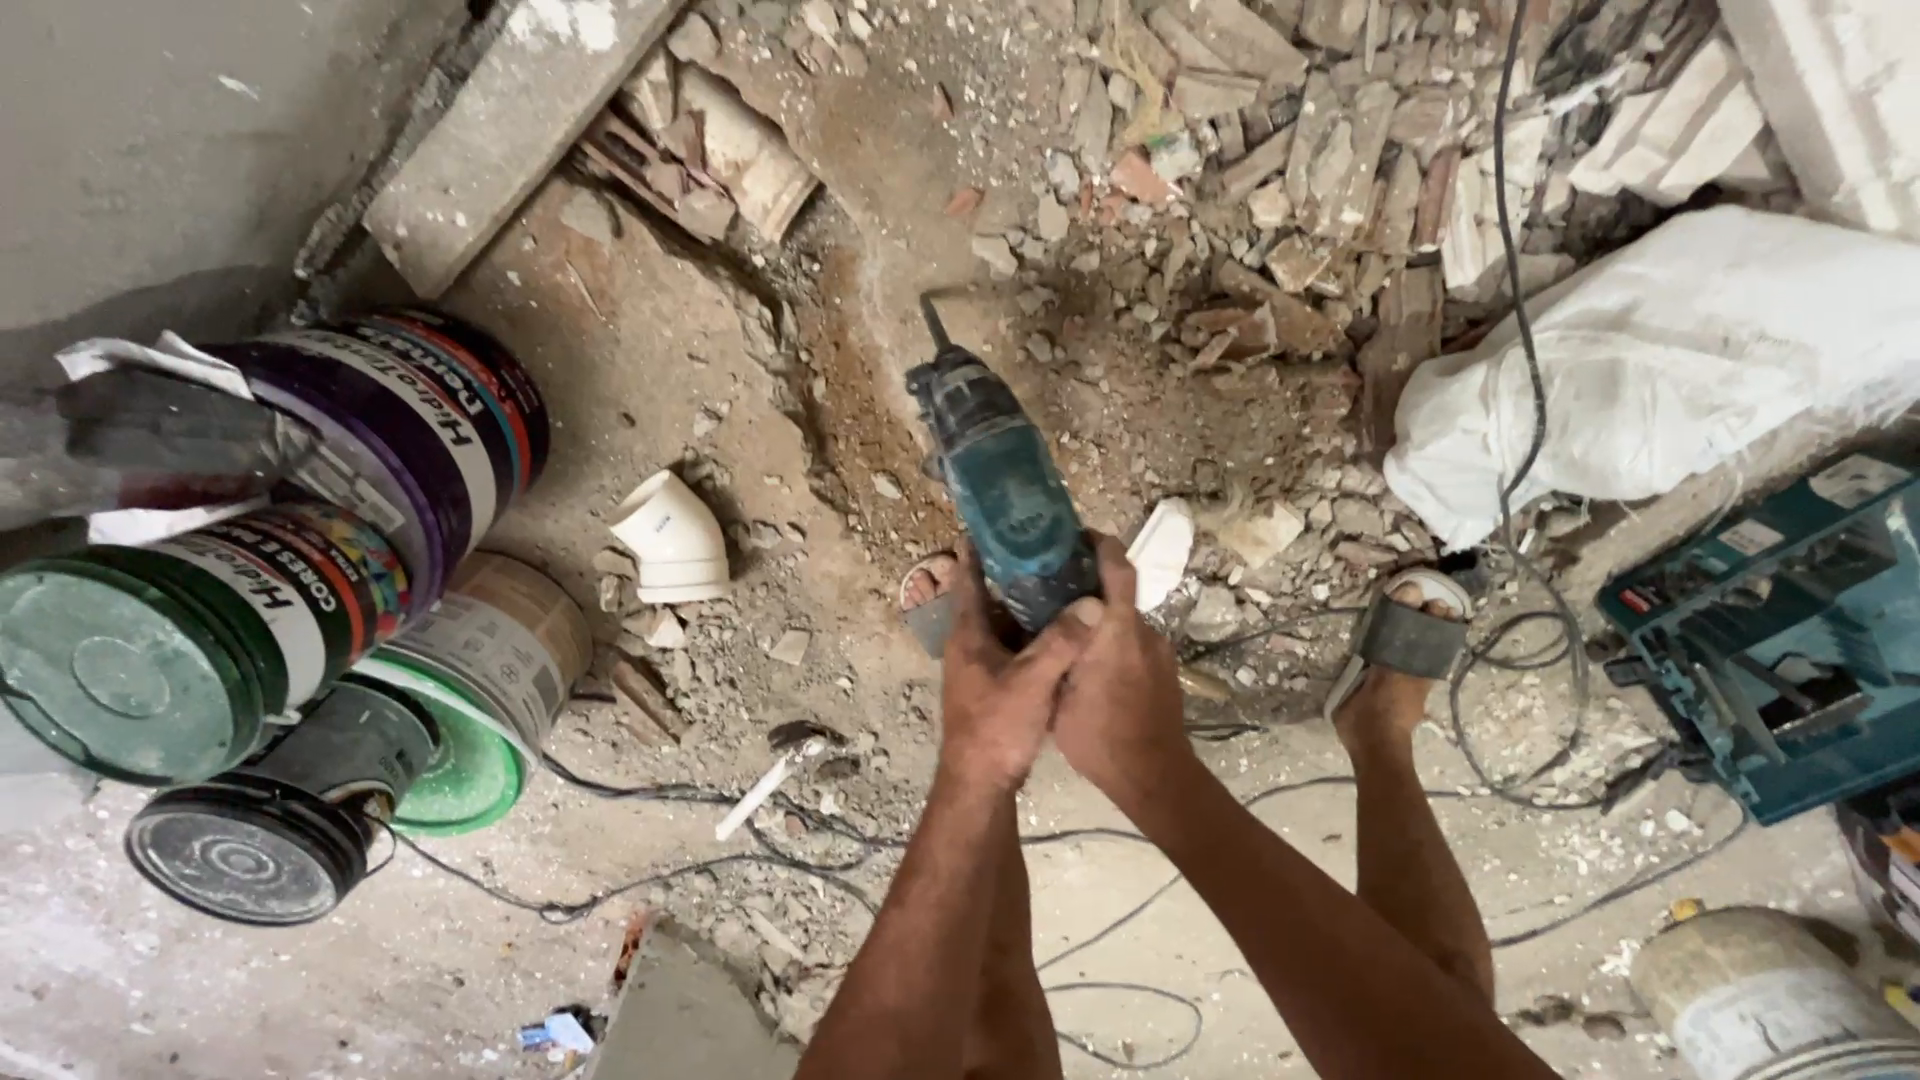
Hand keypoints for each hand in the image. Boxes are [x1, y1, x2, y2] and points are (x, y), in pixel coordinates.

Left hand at [938, 545, 1102, 791]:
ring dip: (1034, 601)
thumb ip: (1061, 642)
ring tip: (1069, 575)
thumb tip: (1094, 602)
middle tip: (1053, 543)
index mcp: (968, 633)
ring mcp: (986, 664)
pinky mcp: (1001, 682)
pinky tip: (1070, 623)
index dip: (978, 546)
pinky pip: (1022, 644)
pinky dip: (1041, 631)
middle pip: (995, 594)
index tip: (996, 518)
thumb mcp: (1030, 682)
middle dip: (1019, 570)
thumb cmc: (995, 728)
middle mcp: (973, 642)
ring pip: (1011, 621)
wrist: (981, 783)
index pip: (968, 576)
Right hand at [1052, 533, 1191, 799]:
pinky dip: (1113, 644)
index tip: (1081, 536)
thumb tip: (1045, 631)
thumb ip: (1057, 656)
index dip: (1103, 546)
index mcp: (1116, 632)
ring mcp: (1160, 652)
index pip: (1119, 571)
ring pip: (1124, 623)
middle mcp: (1143, 633)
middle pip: (1119, 594)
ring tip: (1069, 635)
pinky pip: (1135, 644)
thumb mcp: (1058, 697)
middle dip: (1090, 586)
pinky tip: (1092, 667)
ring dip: (1100, 622)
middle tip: (1056, 588)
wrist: (1154, 775)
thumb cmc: (1100, 737)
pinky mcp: (1166, 671)